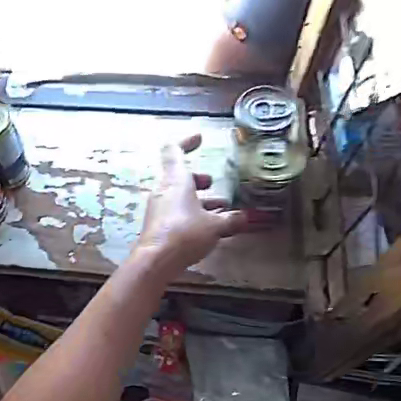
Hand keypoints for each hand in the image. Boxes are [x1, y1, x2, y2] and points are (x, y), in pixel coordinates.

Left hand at [134, 133, 246, 278]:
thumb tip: (246, 218)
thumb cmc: (185, 234)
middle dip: (197, 178)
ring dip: (196, 199)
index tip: (199, 138)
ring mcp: (158, 208)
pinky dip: (190, 213)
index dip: (187, 141)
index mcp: (176, 180)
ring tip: (217, 209)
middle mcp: (164, 190)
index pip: (174, 150)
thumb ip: (231, 220)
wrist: (155, 261)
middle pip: (179, 175)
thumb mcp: (215, 226)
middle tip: (211, 182)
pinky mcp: (157, 225)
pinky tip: (205, 227)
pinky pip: (175, 212)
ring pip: (178, 196)